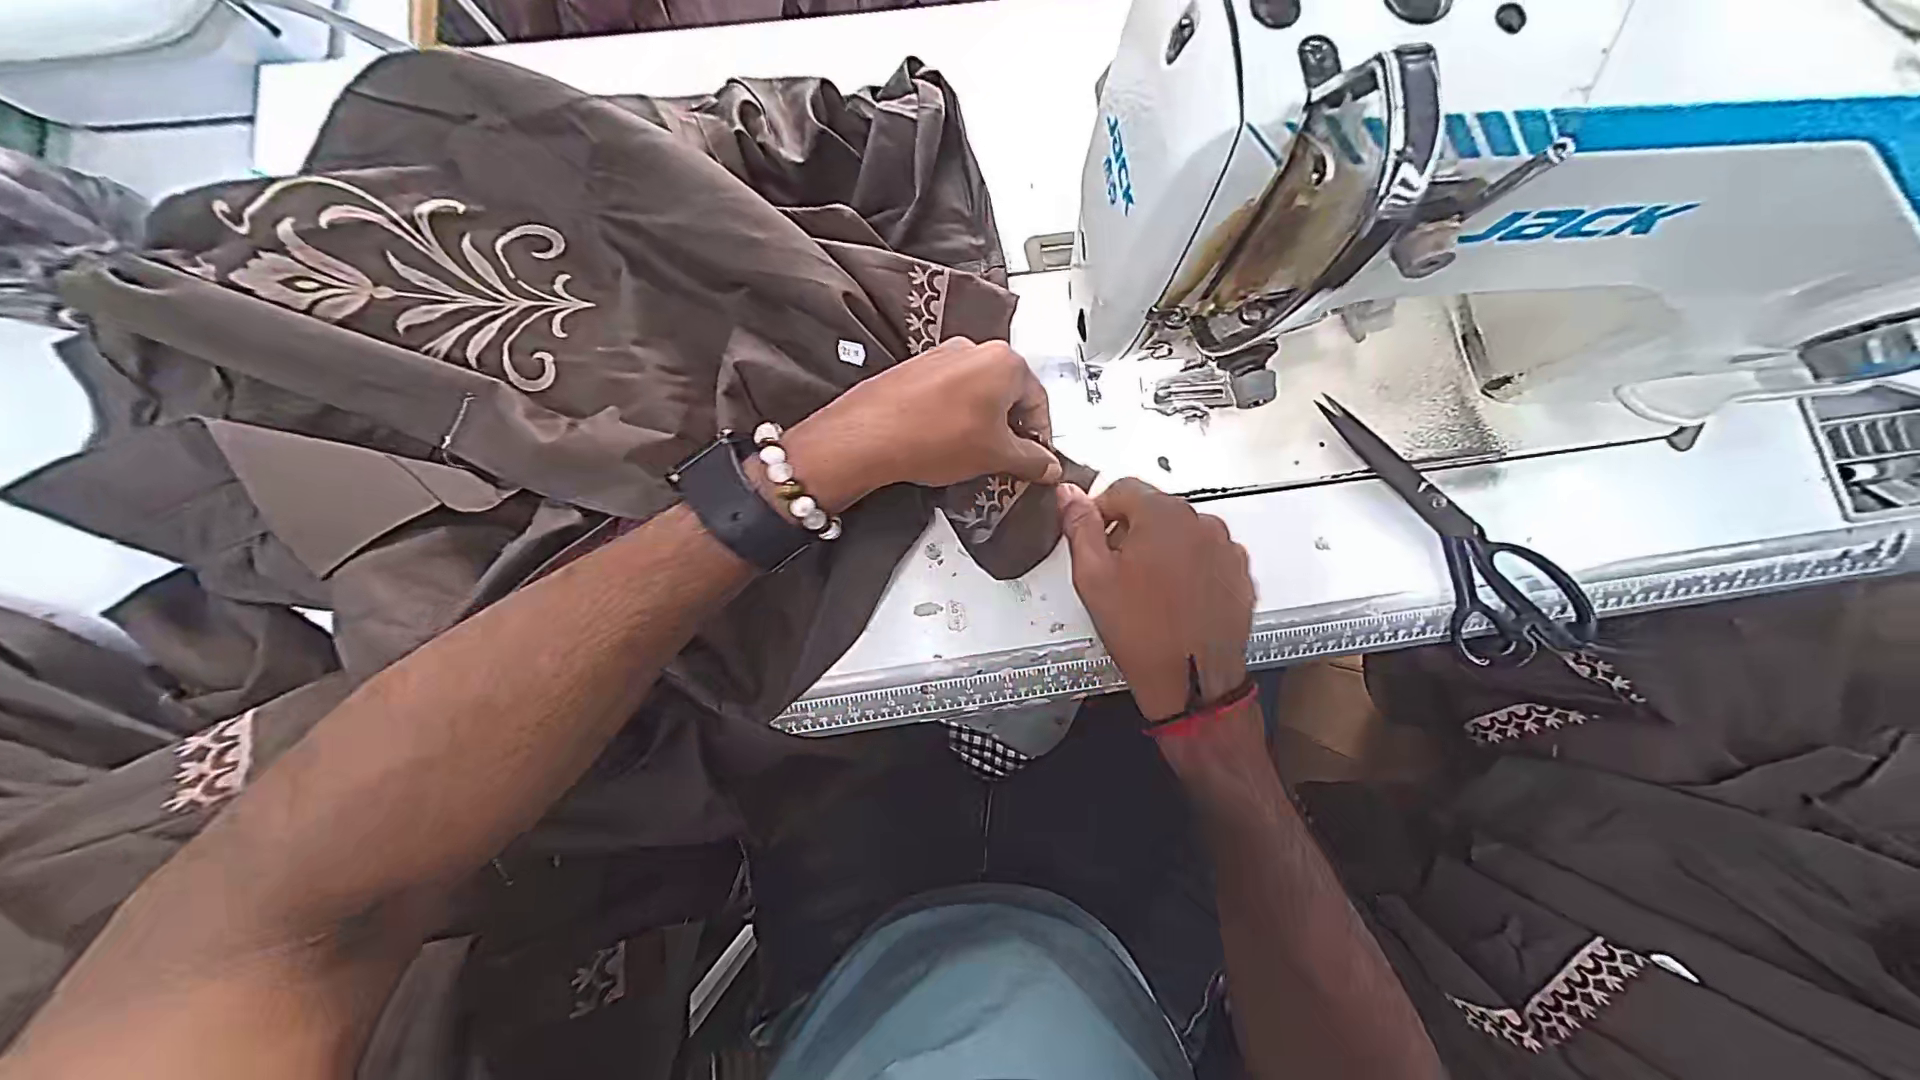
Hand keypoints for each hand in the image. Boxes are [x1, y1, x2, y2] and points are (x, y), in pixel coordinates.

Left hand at [777, 338, 1061, 510]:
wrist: (869, 436)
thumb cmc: (930, 436)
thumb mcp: (995, 455)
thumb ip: (1031, 460)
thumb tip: (1045, 465)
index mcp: (1004, 361)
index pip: (1039, 402)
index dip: (1041, 437)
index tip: (1037, 460)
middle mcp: (974, 350)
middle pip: (1009, 395)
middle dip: (1011, 430)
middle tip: (1008, 460)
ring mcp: (942, 358)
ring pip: (978, 395)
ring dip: (983, 424)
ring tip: (973, 455)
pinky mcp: (917, 371)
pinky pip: (950, 395)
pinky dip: (955, 419)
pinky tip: (946, 444)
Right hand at [1060, 479, 1254, 720]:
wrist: (1191, 681)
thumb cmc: (1146, 635)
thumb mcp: (1093, 576)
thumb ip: (1080, 526)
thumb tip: (1071, 495)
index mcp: (1164, 516)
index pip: (1123, 488)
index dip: (1100, 511)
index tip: (1095, 534)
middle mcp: (1201, 525)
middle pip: (1155, 509)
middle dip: (1131, 531)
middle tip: (1117, 571)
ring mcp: (1225, 549)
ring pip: (1181, 533)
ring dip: (1162, 549)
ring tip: (1147, 590)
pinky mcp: (1238, 573)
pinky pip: (1206, 556)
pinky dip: (1189, 568)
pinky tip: (1173, 598)